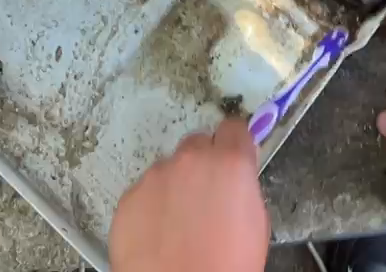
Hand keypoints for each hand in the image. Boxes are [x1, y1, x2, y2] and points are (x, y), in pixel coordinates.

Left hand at [110, 118, 268, 271]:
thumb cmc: (227, 268)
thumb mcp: (256, 226)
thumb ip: (243, 190)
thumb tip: (234, 182)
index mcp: (229, 163)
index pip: (234, 128)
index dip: (235, 144)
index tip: (234, 157)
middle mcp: (191, 159)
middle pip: (198, 145)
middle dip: (203, 165)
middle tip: (206, 199)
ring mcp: (156, 175)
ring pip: (169, 169)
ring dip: (175, 187)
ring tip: (178, 226)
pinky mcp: (130, 196)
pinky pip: (144, 192)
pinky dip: (151, 208)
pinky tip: (157, 237)